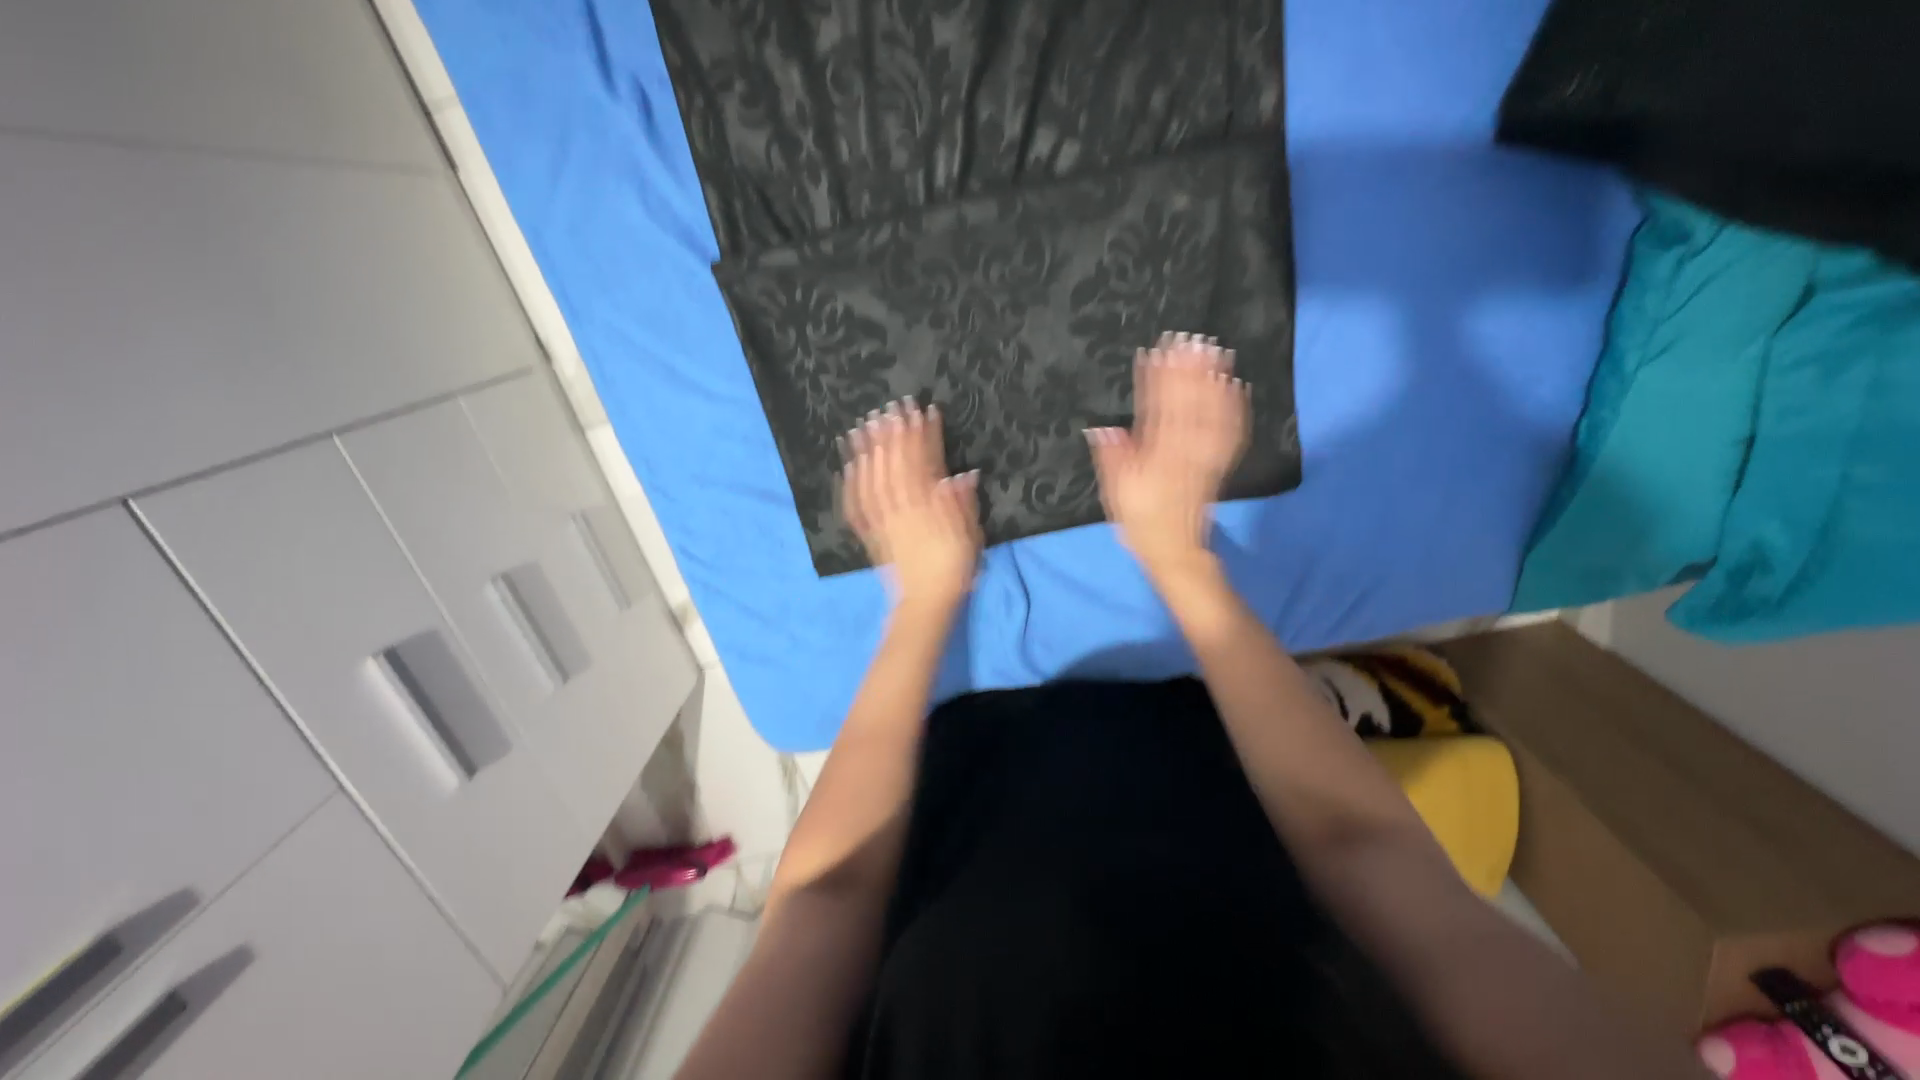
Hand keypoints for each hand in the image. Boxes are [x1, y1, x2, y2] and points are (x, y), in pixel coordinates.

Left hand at [842, 398, 981, 610]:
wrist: (924, 603)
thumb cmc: (953, 569)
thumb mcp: (969, 536)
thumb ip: (963, 505)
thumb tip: (963, 475)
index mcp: (929, 506)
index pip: (926, 462)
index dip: (925, 435)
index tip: (924, 411)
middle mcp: (903, 508)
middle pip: (896, 464)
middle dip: (895, 433)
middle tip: (892, 406)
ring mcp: (884, 519)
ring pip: (873, 478)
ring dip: (869, 450)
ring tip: (866, 424)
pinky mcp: (871, 531)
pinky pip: (857, 504)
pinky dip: (853, 482)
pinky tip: (850, 464)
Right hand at [1085, 333, 1249, 582]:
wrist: (1175, 550)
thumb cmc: (1140, 521)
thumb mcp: (1117, 493)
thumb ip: (1113, 460)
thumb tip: (1104, 429)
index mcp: (1155, 457)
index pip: (1155, 411)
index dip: (1156, 381)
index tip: (1156, 352)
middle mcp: (1183, 453)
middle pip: (1186, 405)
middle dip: (1187, 371)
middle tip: (1188, 339)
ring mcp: (1204, 458)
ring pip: (1210, 413)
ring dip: (1212, 382)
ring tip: (1213, 352)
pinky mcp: (1217, 464)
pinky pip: (1229, 432)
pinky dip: (1233, 408)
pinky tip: (1234, 386)